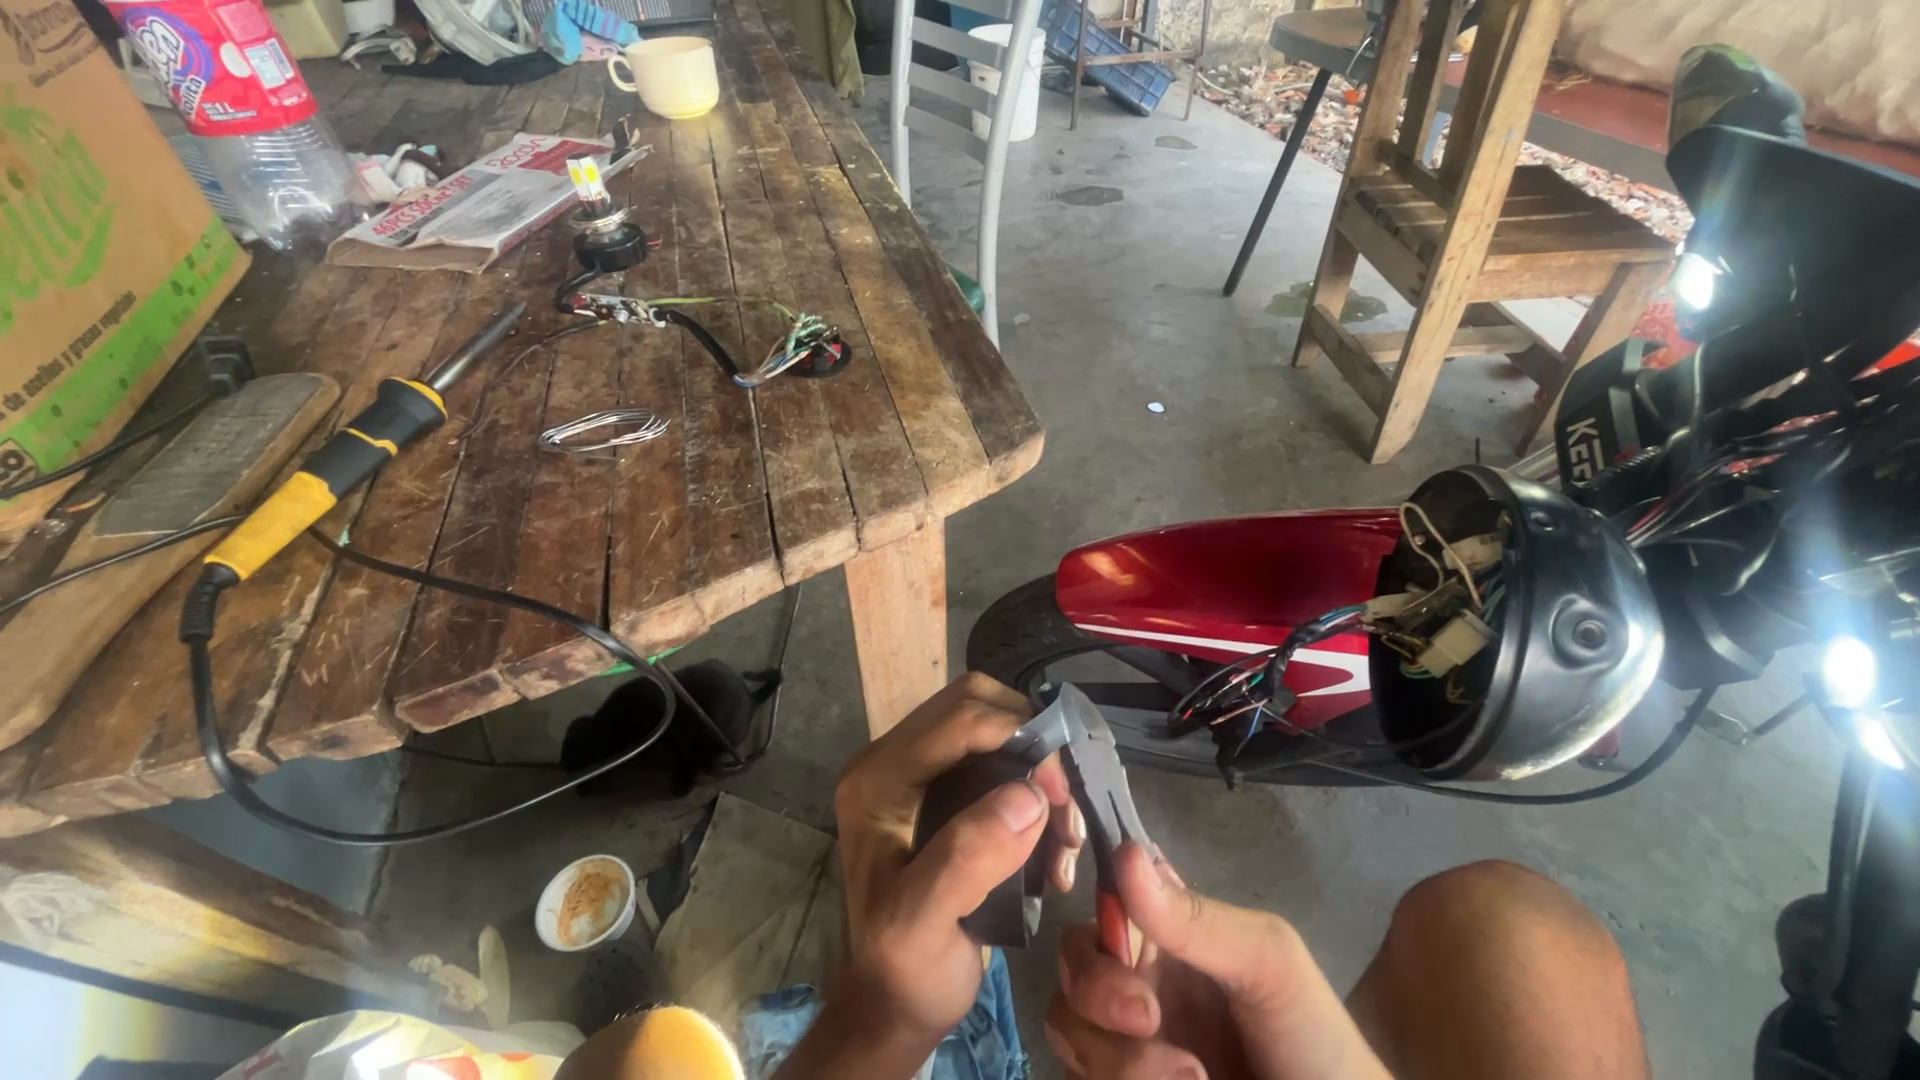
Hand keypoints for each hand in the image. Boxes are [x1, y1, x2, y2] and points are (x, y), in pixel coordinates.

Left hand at [775, 674, 1082, 1078]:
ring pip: (993, 725)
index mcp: (877, 781)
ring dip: (1039, 766)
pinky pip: (998, 753)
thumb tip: (1028, 796)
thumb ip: (967, 860)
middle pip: (976, 705)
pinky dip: (1035, 783)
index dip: (1019, 737)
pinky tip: (1052, 838)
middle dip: (1033, 745)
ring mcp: (919, 771)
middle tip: (1065, 807)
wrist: (896, 1000)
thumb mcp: (923, 927)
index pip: (957, 720)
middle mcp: (893, 761)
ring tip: (1065, 835)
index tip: (1060, 793)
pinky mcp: (944, 787)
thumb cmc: (905, 970)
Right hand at [1047, 842, 1389, 1079]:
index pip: (1104, 896)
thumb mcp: (1268, 963)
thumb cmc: (1312, 1037)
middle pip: (1072, 961)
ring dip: (1118, 1058)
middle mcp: (1136, 977)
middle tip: (1149, 1018)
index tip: (1123, 938)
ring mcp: (1123, 1041)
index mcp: (1166, 933)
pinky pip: (1081, 1074)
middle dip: (1096, 988)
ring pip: (1067, 1026)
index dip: (1098, 907)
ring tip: (1193, 1077)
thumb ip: (1195, 918)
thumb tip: (1125, 853)